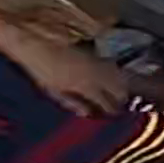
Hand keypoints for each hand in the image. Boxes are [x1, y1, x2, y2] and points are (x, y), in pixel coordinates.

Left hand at [9, 35, 128, 116]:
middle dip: (121, 99)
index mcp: (88, 87)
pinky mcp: (102, 58)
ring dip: (122, 88)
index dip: (111, 110)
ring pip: (121, 80)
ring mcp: (103, 67)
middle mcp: (101, 77)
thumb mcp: (53, 91)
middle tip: (119, 105)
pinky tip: (114, 80)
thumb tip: (87, 114)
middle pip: (120, 90)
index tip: (113, 115)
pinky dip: (117, 78)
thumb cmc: (43, 71)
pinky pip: (116, 71)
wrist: (41, 47)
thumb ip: (72, 103)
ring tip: (119, 94)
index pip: (107, 102)